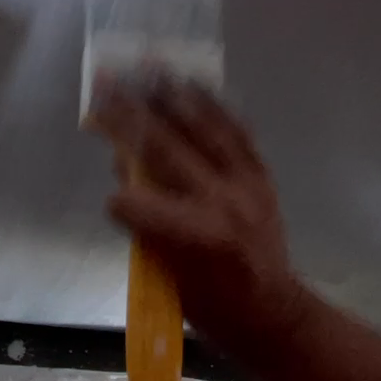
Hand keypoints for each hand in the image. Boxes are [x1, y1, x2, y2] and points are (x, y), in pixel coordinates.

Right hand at [91, 76, 310, 353]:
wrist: (277, 315)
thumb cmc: (214, 309)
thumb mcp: (168, 278)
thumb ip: (144, 223)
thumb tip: (125, 167)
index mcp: (196, 238)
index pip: (139, 204)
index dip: (117, 195)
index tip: (102, 180)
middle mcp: (222, 202)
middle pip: (166, 148)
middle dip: (130, 114)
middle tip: (107, 81)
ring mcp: (246, 183)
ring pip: (204, 128)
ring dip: (172, 94)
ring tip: (150, 65)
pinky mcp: (260, 175)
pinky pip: (236, 131)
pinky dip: (214, 106)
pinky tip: (194, 83)